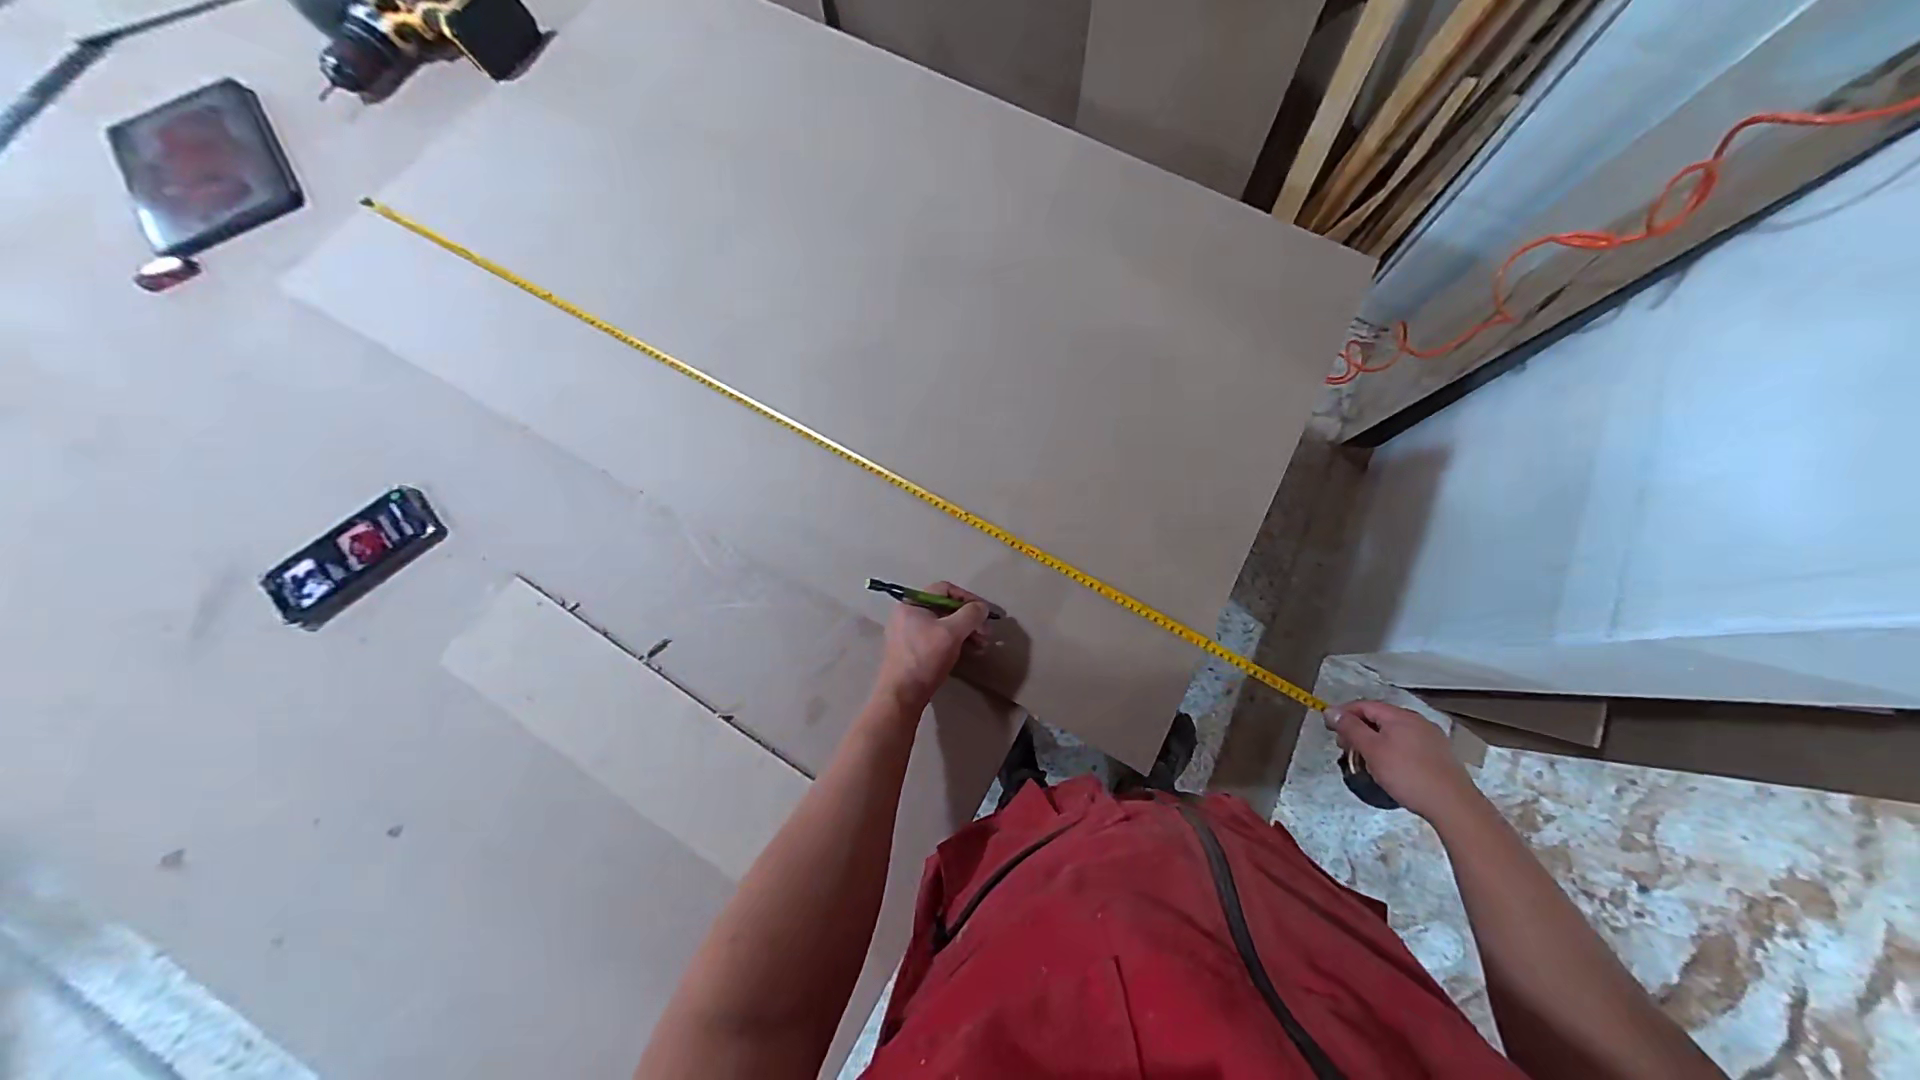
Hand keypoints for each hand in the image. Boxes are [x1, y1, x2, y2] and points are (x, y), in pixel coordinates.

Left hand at [873, 581, 990, 711]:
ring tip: (982, 645)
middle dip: (969, 619)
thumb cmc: (925, 657)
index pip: (944, 589)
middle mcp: (908, 615)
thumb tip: (982, 607)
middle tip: (986, 633)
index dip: (967, 598)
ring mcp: (909, 633)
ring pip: (944, 625)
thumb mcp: (952, 632)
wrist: (903, 694)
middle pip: (945, 608)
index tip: (983, 612)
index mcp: (912, 604)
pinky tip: (970, 651)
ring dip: (966, 631)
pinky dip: (955, 641)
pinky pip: (938, 638)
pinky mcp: (914, 651)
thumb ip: (970, 615)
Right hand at [1326, 700, 1484, 822]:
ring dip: (1373, 741)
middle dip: (1358, 729)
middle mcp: (1417, 721)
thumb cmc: (1407, 774)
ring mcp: (1431, 738)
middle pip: (1379, 717)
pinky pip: (1407, 744)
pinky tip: (1389, 767)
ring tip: (1365, 760)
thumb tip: (1331, 710)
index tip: (1330, 730)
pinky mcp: (1439, 755)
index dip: (1343, 714)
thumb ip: (1349, 728)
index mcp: (1400, 716)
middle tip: (1346, 749)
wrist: (1453, 805)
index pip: (1364, 705)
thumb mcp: (1371, 750)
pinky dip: (1391, 749)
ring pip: (1393, 732)